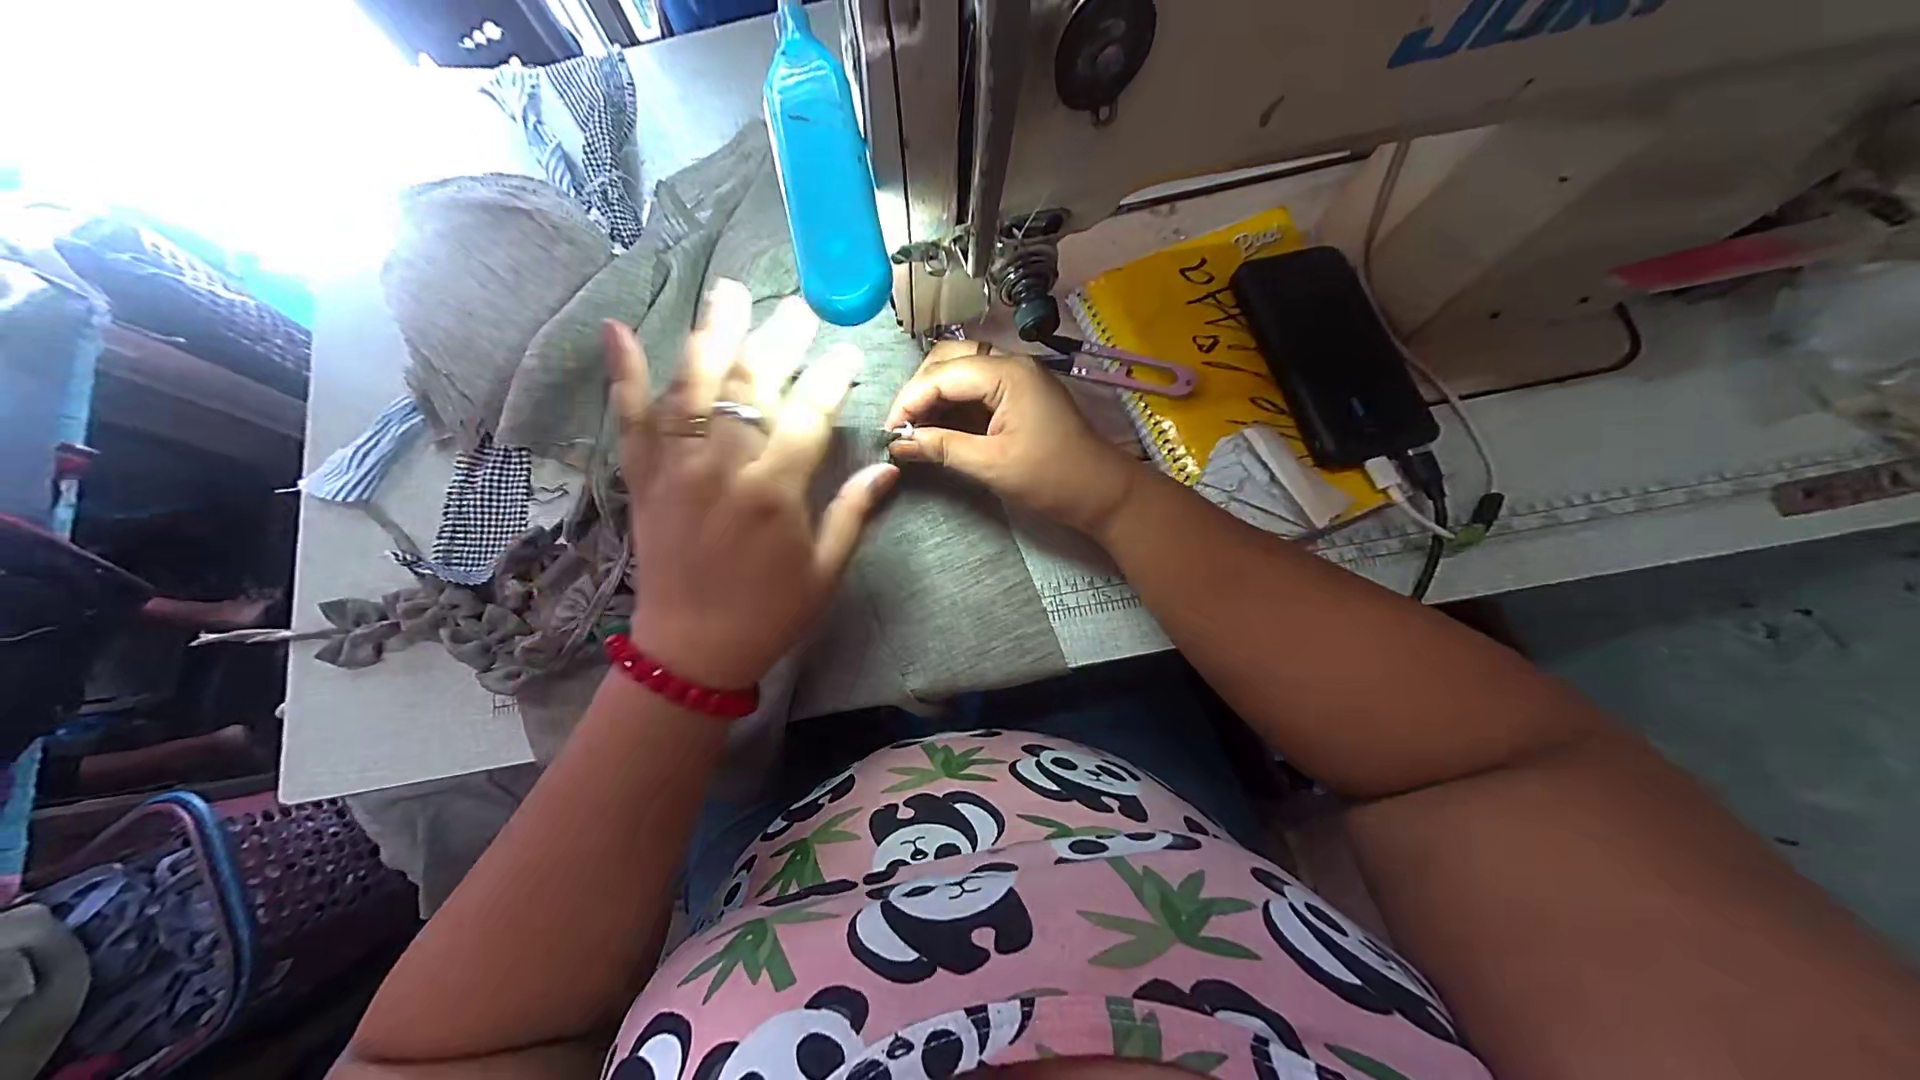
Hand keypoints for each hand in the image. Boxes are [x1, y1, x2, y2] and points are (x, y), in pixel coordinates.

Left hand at [607, 281, 896, 689]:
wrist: (690, 649)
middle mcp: (722, 467)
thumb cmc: (769, 613)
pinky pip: (631, 418)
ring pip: (693, 386)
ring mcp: (676, 467)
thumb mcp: (825, 570)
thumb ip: (853, 512)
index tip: (848, 354)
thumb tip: (887, 467)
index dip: (832, 378)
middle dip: (779, 339)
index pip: (808, 414)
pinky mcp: (644, 477)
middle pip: (752, 385)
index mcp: (774, 492)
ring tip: (730, 292)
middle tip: (799, 308)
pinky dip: (623, 375)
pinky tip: (617, 330)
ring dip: (713, 334)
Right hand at [885, 340, 1138, 534]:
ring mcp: (1016, 377)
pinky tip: (936, 426)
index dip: (909, 401)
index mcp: (1008, 374)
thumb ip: (942, 448)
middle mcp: (1011, 364)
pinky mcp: (1018, 395)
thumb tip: (898, 444)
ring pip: (959, 371)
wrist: (1102, 492)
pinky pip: (975, 388)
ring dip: (933, 395)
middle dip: (918, 391)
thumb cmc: (1052, 478)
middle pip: (947, 360)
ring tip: (913, 429)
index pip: (942, 374)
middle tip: (900, 428)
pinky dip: (951, 404)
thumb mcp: (991, 465)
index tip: (888, 433)